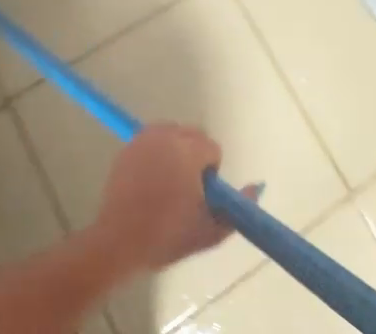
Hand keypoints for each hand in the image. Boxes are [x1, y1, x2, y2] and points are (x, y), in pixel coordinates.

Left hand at [87, 124, 259, 272]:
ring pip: (172, 134)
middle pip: (193, 135)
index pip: (212, 148)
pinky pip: (152, 140)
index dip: (211, 171)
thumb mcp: (210, 230)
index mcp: (188, 152)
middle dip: (195, 156)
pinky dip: (157, 152)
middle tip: (187, 189)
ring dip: (177, 151)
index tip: (202, 195)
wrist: (118, 242)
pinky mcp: (128, 147)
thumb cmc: (166, 237)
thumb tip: (257, 187)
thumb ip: (239, 208)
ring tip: (169, 182)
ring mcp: (144, 140)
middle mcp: (166, 137)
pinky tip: (151, 179)